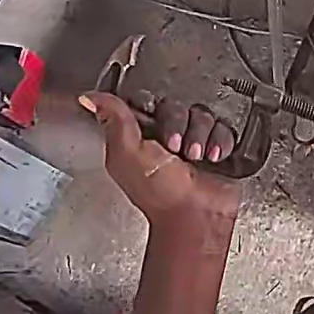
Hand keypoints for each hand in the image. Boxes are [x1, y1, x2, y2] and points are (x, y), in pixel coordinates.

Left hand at [80, 92, 239, 228]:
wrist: (195, 215)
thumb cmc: (160, 194)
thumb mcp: (127, 154)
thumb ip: (113, 120)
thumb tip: (89, 97)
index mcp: (139, 137)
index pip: (148, 102)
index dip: (155, 110)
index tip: (157, 125)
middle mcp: (166, 138)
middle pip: (178, 107)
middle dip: (180, 126)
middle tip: (178, 148)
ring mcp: (194, 143)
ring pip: (202, 116)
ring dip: (201, 136)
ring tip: (197, 157)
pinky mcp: (217, 149)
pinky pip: (224, 128)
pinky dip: (220, 142)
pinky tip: (213, 158)